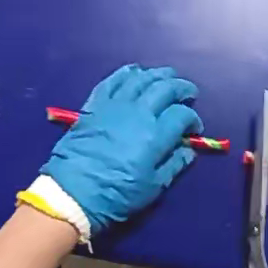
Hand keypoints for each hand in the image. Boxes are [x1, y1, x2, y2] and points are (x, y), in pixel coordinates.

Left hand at [31, 65, 201, 239]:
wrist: (73, 193)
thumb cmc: (117, 195)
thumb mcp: (153, 188)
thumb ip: (174, 165)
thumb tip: (188, 149)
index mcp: (155, 135)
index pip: (182, 115)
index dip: (192, 119)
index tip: (194, 129)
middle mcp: (138, 113)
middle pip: (165, 88)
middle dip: (181, 87)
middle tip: (189, 92)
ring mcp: (114, 106)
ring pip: (141, 78)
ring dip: (158, 75)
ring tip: (166, 77)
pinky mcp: (94, 105)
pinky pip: (113, 80)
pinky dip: (126, 73)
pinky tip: (134, 72)